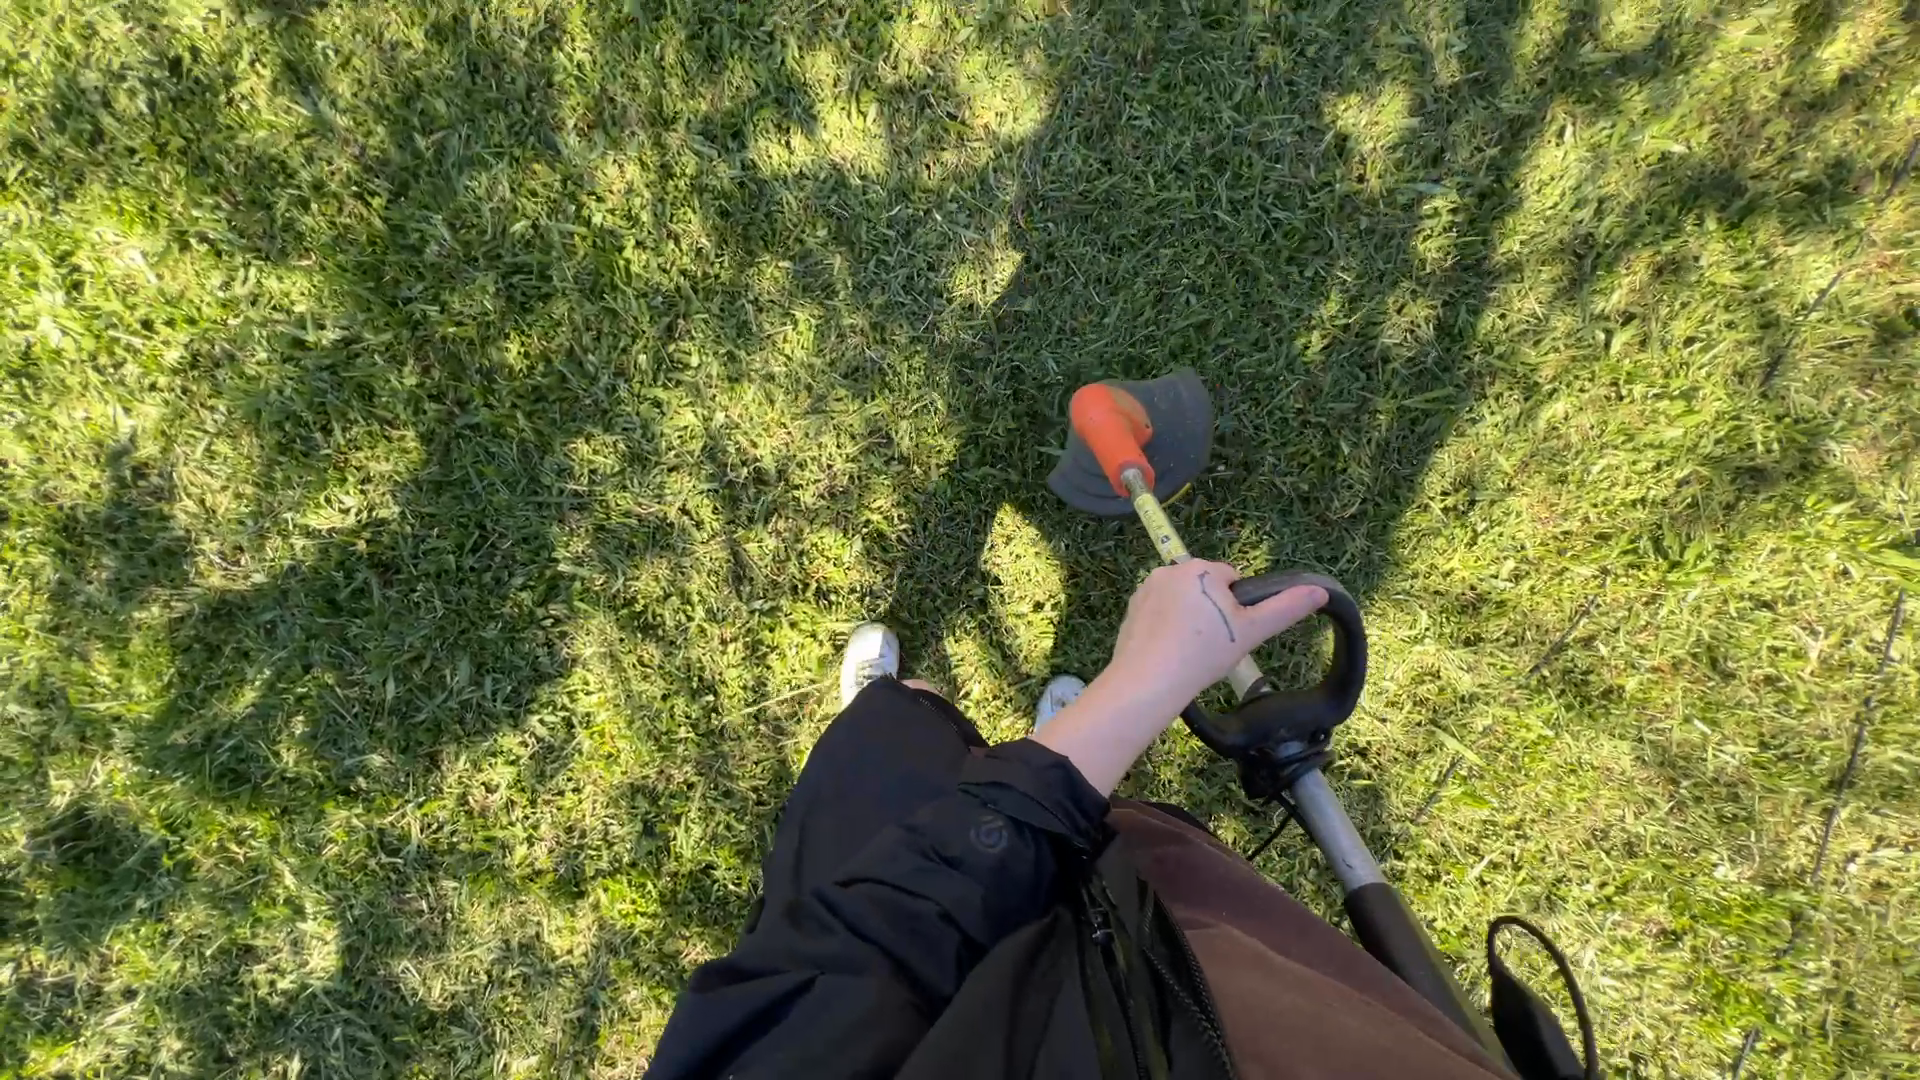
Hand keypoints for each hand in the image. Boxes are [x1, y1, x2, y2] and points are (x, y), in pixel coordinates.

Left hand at [1030, 560, 1326, 795]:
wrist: (1150, 678)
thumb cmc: (1205, 652)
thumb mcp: (1252, 630)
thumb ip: (1286, 608)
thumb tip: (1321, 591)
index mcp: (1200, 568)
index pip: (1230, 579)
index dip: (1236, 607)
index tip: (1230, 631)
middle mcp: (1169, 569)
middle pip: (1204, 588)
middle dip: (1211, 610)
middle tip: (1211, 644)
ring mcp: (1145, 588)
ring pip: (1181, 600)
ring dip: (1189, 617)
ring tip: (1190, 650)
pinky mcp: (1131, 608)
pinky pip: (1159, 612)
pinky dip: (1166, 626)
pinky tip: (1169, 650)